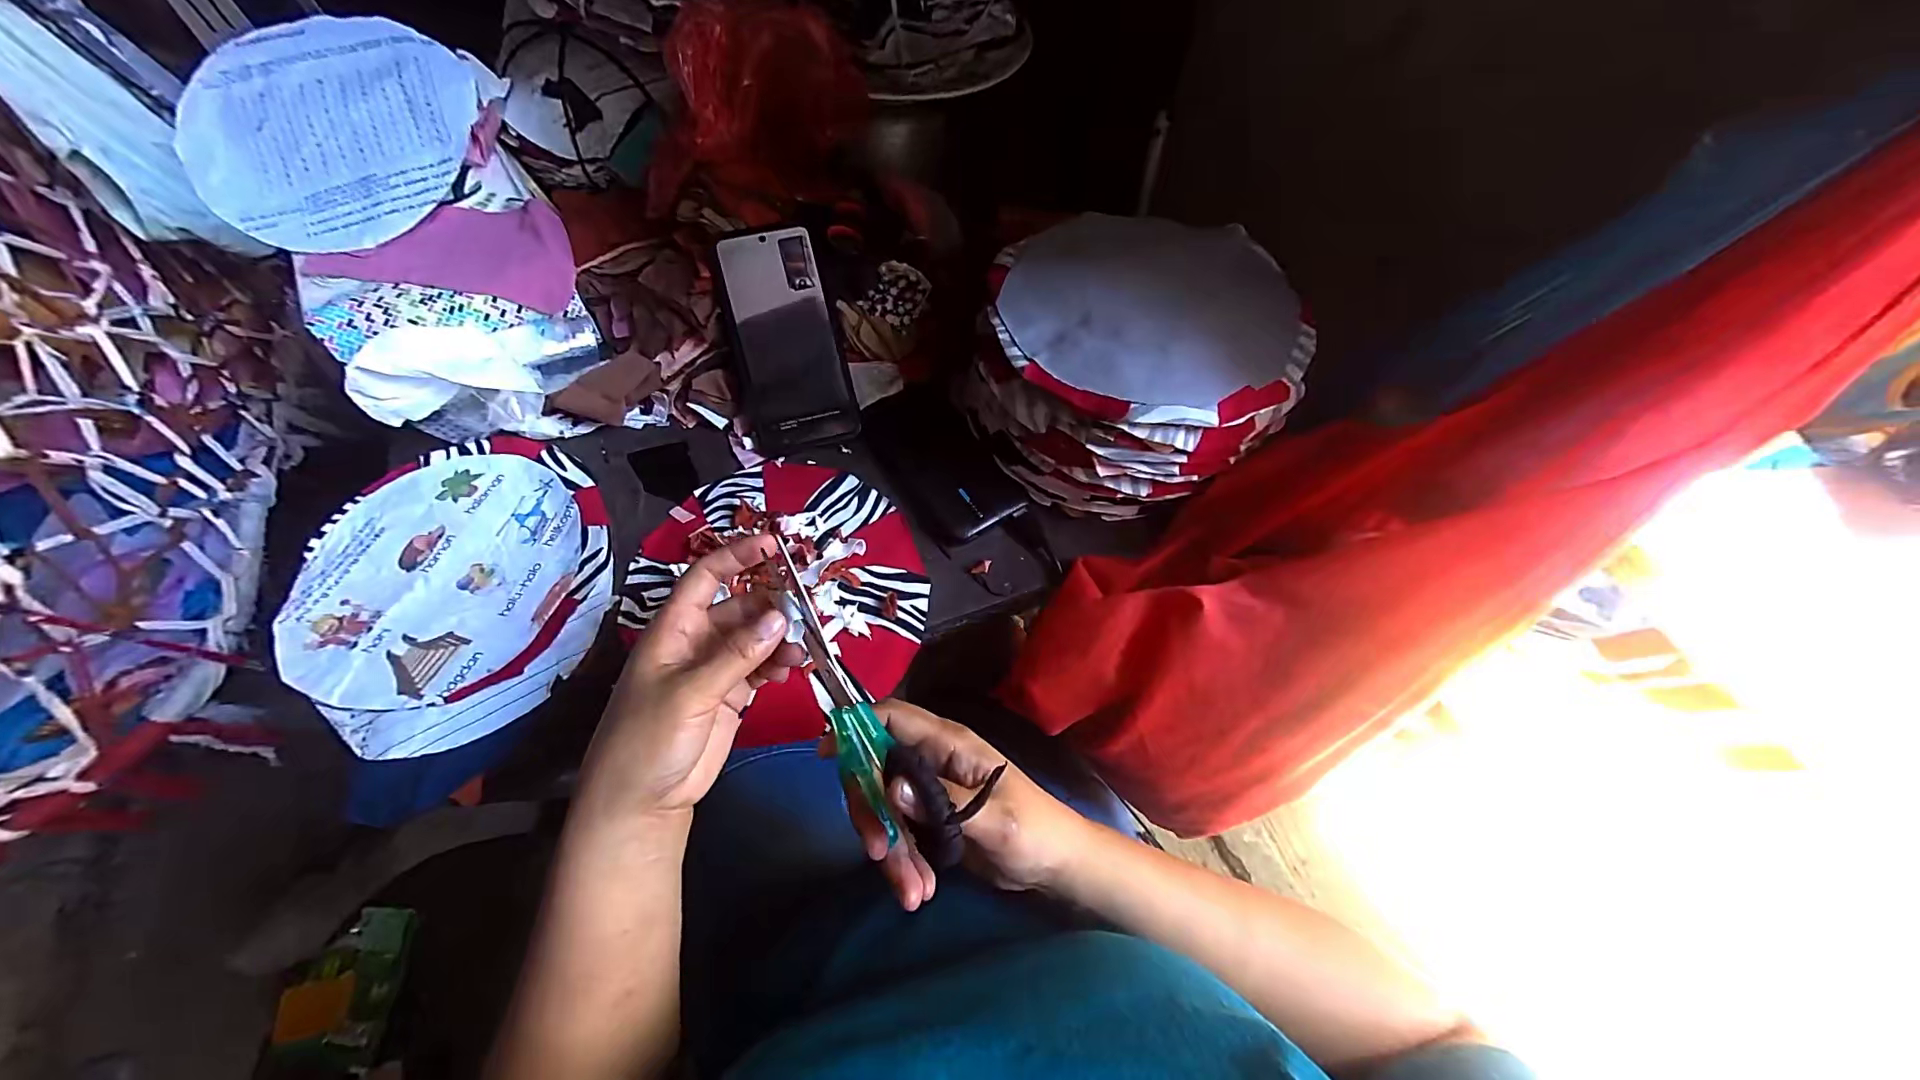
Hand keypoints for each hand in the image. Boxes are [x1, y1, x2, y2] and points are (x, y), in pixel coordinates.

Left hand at [577, 534, 805, 821]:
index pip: (705, 578)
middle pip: (740, 606)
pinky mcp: (732, 694)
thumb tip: (780, 616)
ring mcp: (716, 668)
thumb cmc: (647, 740)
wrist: (641, 802)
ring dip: (780, 638)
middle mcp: (697, 641)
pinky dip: (779, 662)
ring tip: (801, 650)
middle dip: (772, 604)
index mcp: (674, 630)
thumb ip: (736, 655)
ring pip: (756, 637)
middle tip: (806, 611)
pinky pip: (762, 665)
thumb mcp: (689, 693)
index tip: (773, 545)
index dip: (736, 556)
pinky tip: (792, 667)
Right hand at [845, 699, 1096, 910]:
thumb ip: (943, 800)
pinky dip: (902, 861)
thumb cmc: (1036, 831)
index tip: (827, 753)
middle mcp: (933, 760)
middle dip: (871, 812)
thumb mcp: (996, 819)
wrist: (1057, 864)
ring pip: (884, 808)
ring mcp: (928, 790)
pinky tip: (919, 890)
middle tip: (878, 853)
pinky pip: (898, 833)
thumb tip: (890, 785)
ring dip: (890, 851)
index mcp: (950, 744)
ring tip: (913, 892)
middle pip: (875, 768)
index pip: (893, 718)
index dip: (857, 726)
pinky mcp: (929, 819)